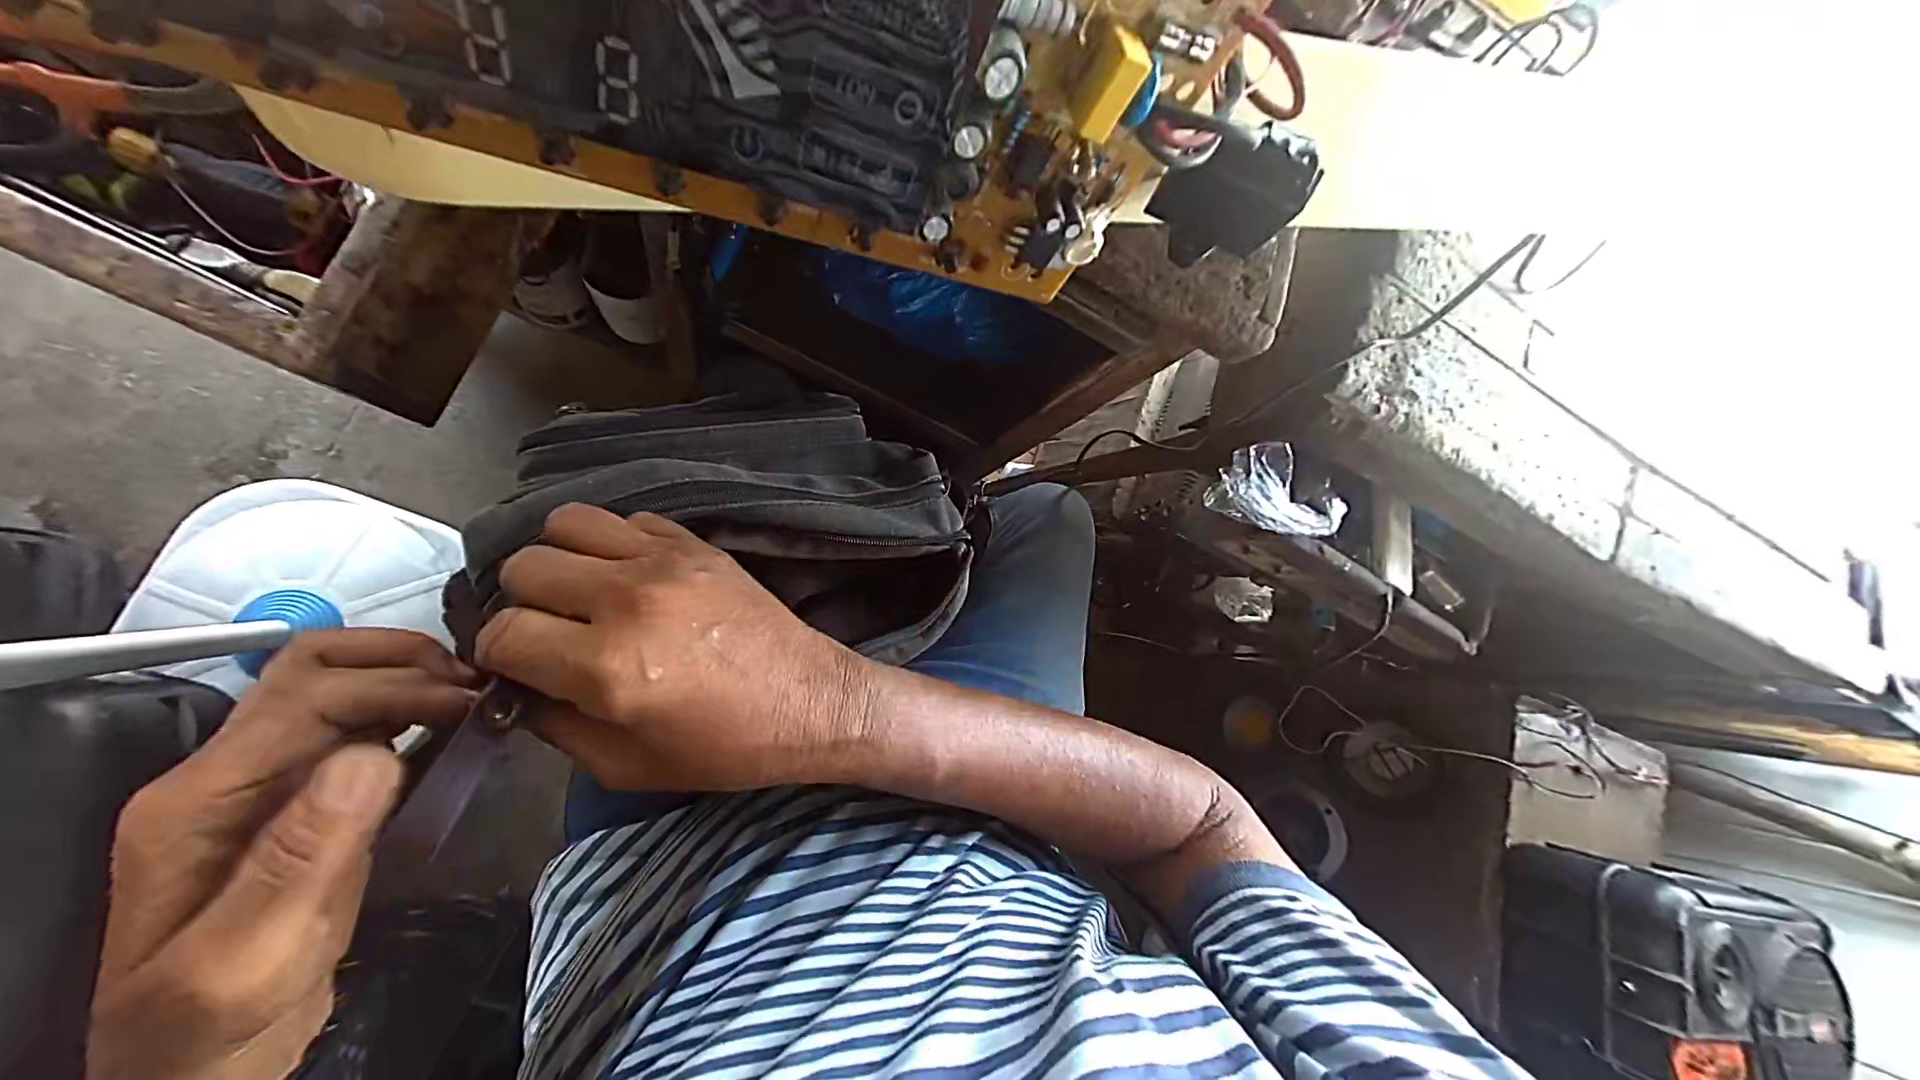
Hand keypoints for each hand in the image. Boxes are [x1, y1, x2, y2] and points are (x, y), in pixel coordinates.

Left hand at [87, 629, 476, 1079]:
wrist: (204, 1061)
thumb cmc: (213, 1021)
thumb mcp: (246, 958)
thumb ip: (301, 856)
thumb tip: (374, 755)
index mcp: (200, 798)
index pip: (308, 696)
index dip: (397, 685)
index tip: (469, 703)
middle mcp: (229, 770)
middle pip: (314, 666)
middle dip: (403, 658)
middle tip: (474, 682)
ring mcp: (268, 778)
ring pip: (338, 680)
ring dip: (410, 671)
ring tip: (472, 693)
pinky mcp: (311, 791)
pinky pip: (361, 721)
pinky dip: (413, 703)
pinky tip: (453, 721)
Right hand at [475, 502, 874, 791]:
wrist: (811, 703)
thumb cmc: (727, 747)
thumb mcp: (627, 765)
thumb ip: (554, 725)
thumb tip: (516, 683)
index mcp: (608, 665)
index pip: (501, 633)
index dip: (499, 655)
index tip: (520, 666)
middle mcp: (630, 600)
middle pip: (524, 567)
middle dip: (522, 604)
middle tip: (552, 630)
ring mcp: (668, 562)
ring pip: (568, 523)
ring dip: (561, 558)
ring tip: (584, 593)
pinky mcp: (700, 545)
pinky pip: (630, 519)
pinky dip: (616, 542)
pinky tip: (632, 575)